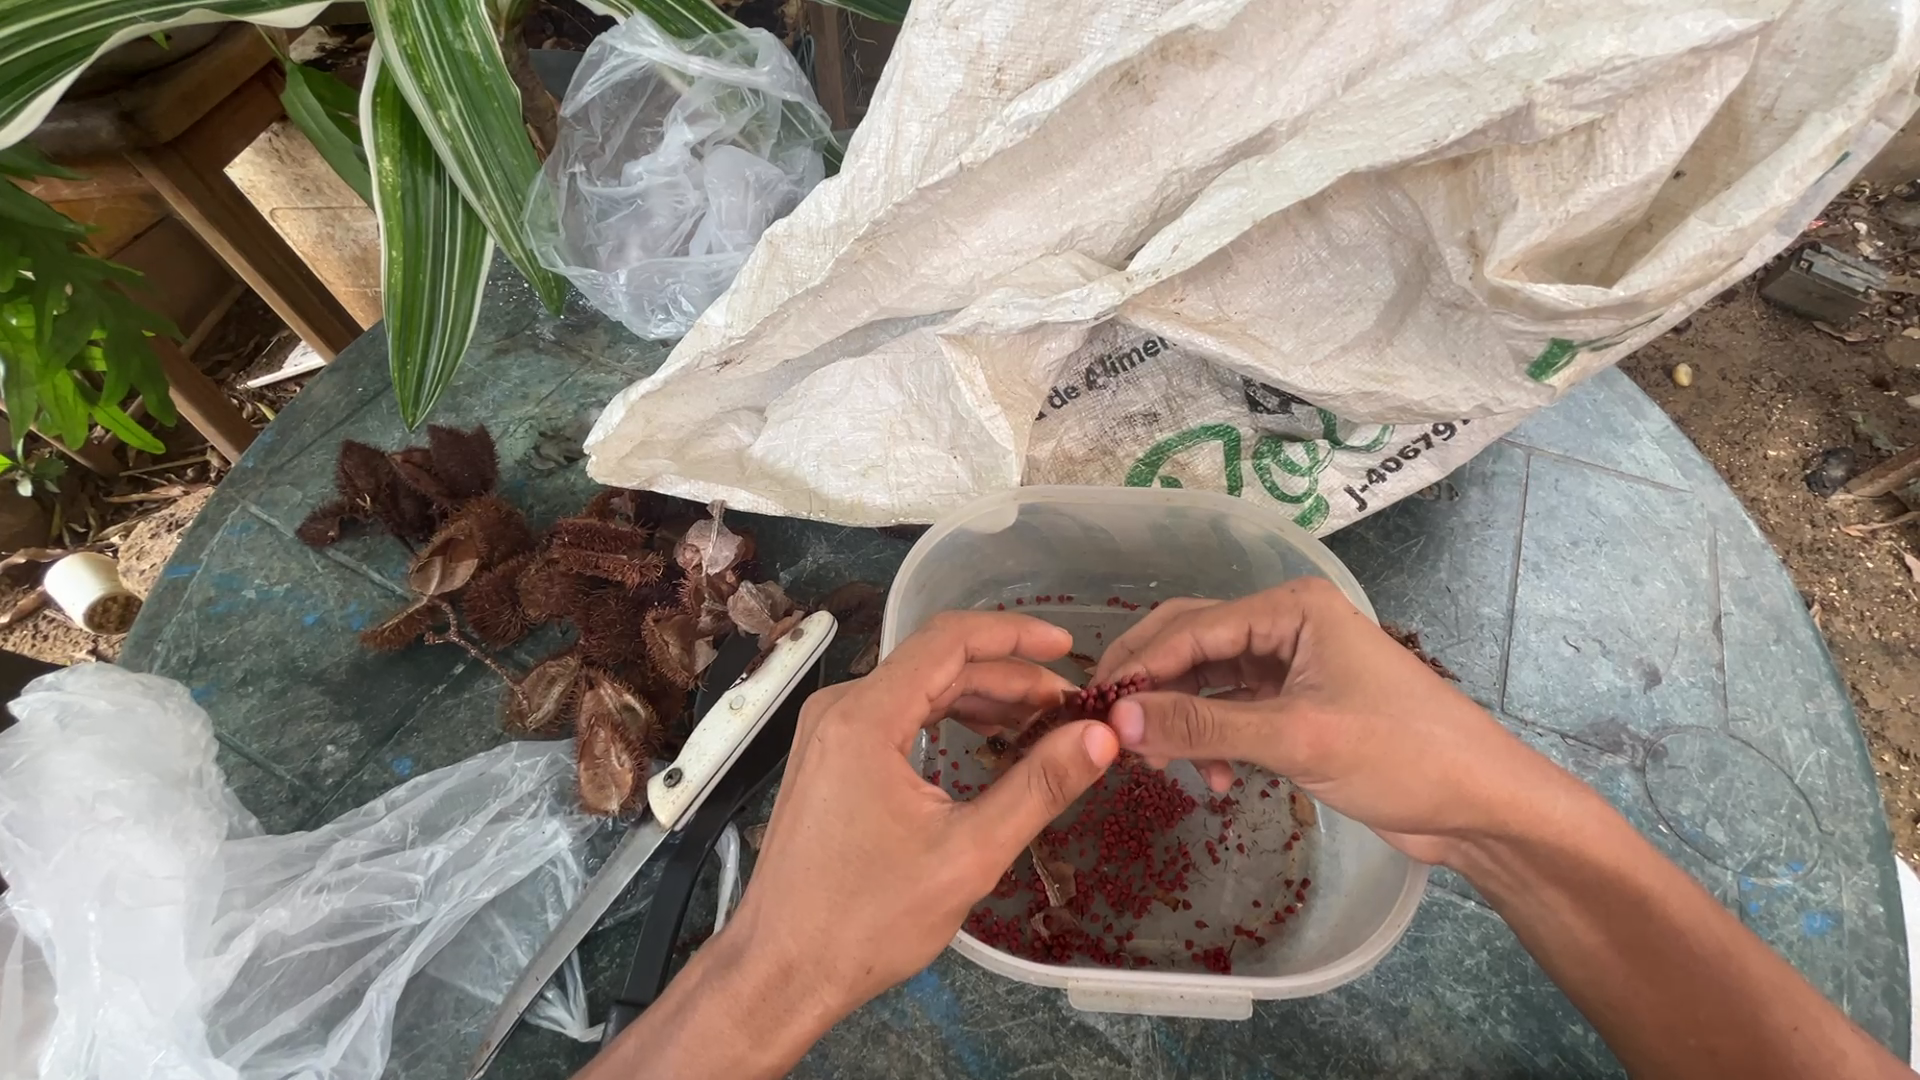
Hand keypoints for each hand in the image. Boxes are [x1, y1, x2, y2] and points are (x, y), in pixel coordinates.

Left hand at [730, 611, 1119, 1019]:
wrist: (781, 970)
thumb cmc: (868, 919)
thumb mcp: (967, 854)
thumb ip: (1038, 787)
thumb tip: (1100, 737)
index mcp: (866, 715)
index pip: (948, 640)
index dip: (1013, 634)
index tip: (1066, 647)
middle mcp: (842, 706)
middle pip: (937, 664)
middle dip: (1008, 677)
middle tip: (1067, 707)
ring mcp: (831, 728)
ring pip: (920, 687)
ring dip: (981, 698)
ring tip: (1040, 723)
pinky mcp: (832, 753)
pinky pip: (899, 714)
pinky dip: (948, 718)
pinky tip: (987, 740)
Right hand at [1096, 578, 1569, 864]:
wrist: (1487, 811)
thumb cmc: (1402, 756)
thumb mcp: (1296, 738)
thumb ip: (1203, 726)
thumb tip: (1117, 723)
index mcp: (1288, 607)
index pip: (1190, 629)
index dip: (1138, 667)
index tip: (1095, 708)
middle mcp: (1281, 624)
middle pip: (1190, 644)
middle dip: (1152, 688)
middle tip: (1113, 729)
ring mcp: (1286, 663)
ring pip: (1204, 680)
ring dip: (1182, 720)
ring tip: (1163, 765)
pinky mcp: (1291, 702)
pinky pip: (1229, 710)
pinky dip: (1213, 740)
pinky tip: (1217, 780)